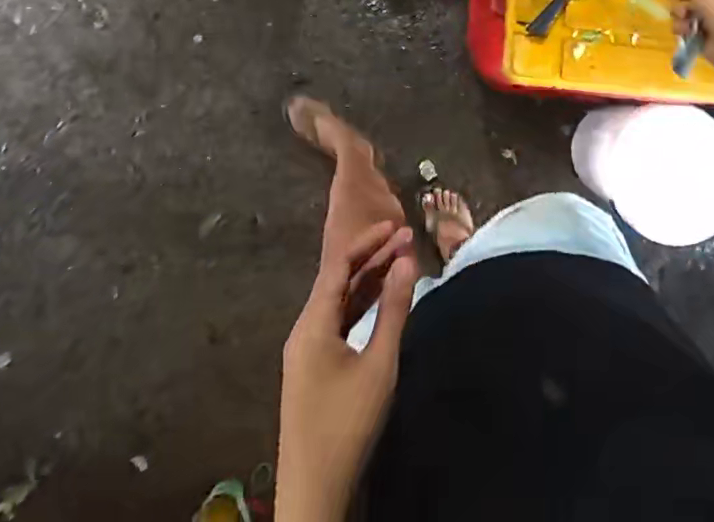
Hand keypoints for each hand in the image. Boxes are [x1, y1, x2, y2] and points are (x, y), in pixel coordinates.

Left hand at [276, 221, 416, 521]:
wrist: (314, 488)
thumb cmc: (347, 422)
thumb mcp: (378, 363)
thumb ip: (393, 309)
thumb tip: (407, 261)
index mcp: (312, 324)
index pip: (338, 267)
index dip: (367, 241)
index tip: (397, 224)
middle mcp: (305, 329)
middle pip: (338, 281)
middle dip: (372, 257)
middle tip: (407, 238)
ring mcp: (308, 349)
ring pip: (339, 302)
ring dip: (368, 280)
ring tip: (400, 259)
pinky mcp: (315, 366)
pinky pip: (338, 322)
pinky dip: (361, 305)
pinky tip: (381, 299)